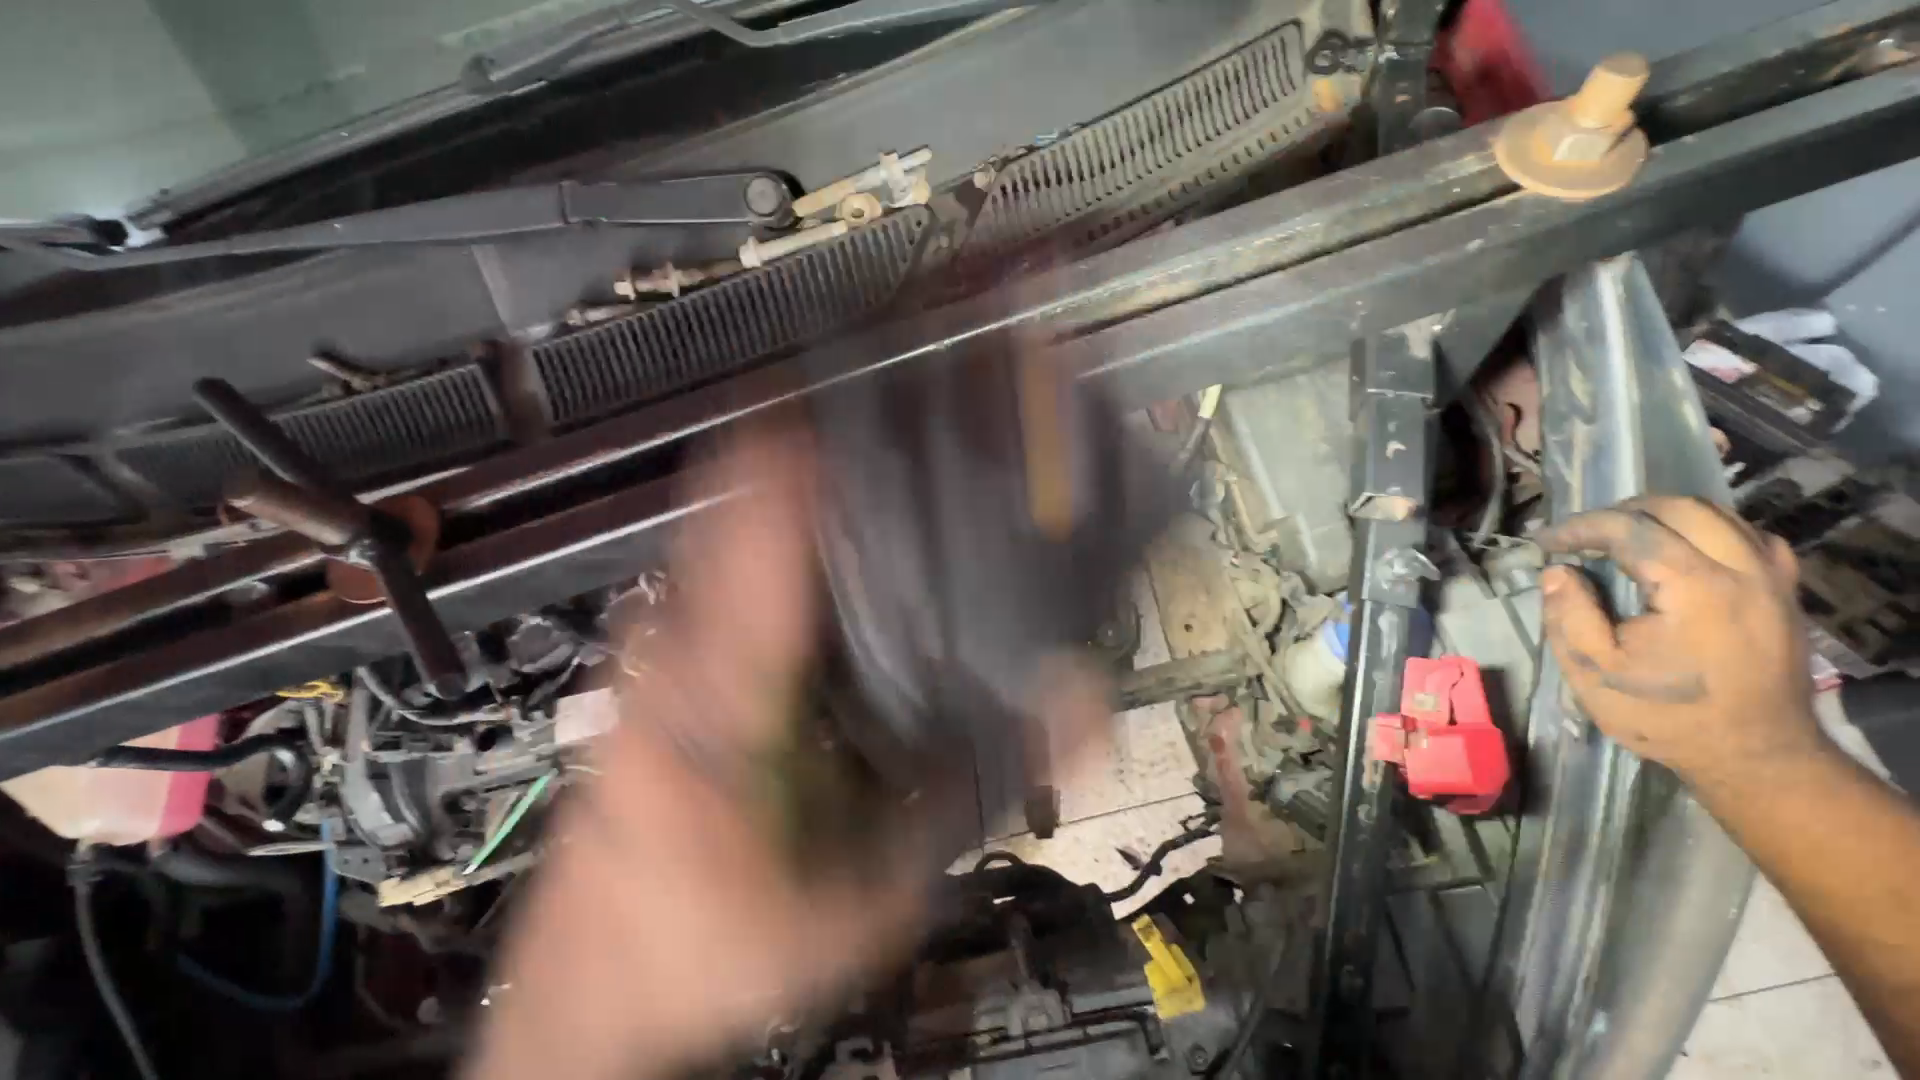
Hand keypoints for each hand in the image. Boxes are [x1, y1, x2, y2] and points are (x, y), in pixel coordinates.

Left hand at [470, 423, 1108, 1079]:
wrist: (587, 994)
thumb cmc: (708, 949)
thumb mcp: (864, 898)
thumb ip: (970, 802)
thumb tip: (1065, 725)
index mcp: (722, 696)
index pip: (759, 523)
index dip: (810, 442)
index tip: (863, 392)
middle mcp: (670, 656)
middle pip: (726, 498)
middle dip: (800, 437)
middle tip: (873, 412)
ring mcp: (642, 658)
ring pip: (707, 526)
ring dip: (775, 479)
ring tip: (846, 457)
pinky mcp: (637, 673)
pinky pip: (696, 571)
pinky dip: (750, 531)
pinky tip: (800, 549)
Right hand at [1537, 495, 1820, 790]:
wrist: (1755, 756)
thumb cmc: (1667, 716)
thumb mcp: (1594, 673)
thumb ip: (1569, 615)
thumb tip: (1557, 571)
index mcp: (1695, 588)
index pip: (1630, 530)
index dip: (1580, 528)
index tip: (1545, 542)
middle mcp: (1742, 571)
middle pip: (1680, 509)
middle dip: (1623, 512)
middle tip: (1584, 534)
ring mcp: (1772, 580)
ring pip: (1720, 516)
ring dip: (1666, 517)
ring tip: (1627, 537)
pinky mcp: (1784, 593)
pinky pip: (1752, 538)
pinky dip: (1711, 532)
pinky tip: (1685, 551)